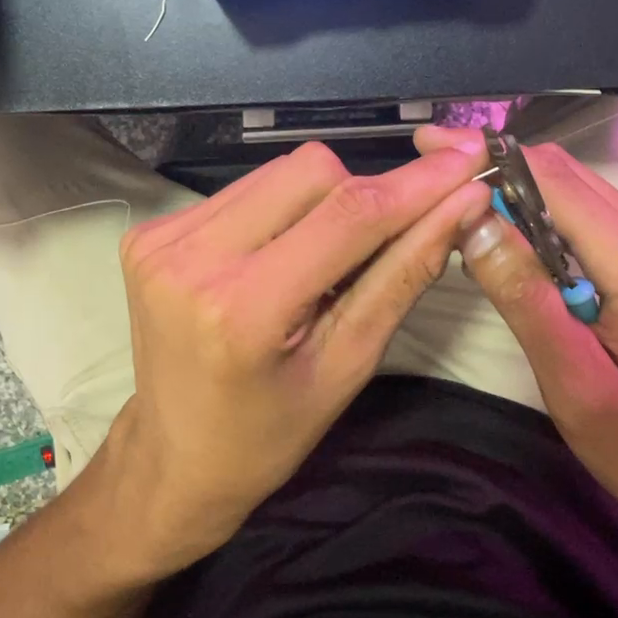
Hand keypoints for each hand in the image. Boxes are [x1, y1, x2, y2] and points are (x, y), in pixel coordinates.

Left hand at [88, 140, 492, 578]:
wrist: (173, 458)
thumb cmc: (269, 433)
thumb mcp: (348, 364)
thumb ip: (404, 274)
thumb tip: (462, 204)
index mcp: (243, 307)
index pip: (349, 215)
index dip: (417, 183)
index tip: (468, 160)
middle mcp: (192, 256)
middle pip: (311, 170)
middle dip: (361, 195)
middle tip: (374, 246)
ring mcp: (163, 238)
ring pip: (277, 170)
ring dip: (318, 201)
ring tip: (318, 261)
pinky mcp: (149, 231)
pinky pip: (241, 188)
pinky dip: (277, 211)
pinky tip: (275, 258)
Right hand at [414, 128, 617, 594]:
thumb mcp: (578, 388)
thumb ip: (527, 300)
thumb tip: (473, 222)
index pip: (554, 180)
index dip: (488, 160)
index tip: (431, 155)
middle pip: (566, 174)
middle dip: (495, 167)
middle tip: (431, 172)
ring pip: (578, 191)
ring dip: (516, 191)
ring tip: (457, 205)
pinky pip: (592, 218)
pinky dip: (542, 217)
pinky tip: (507, 240)